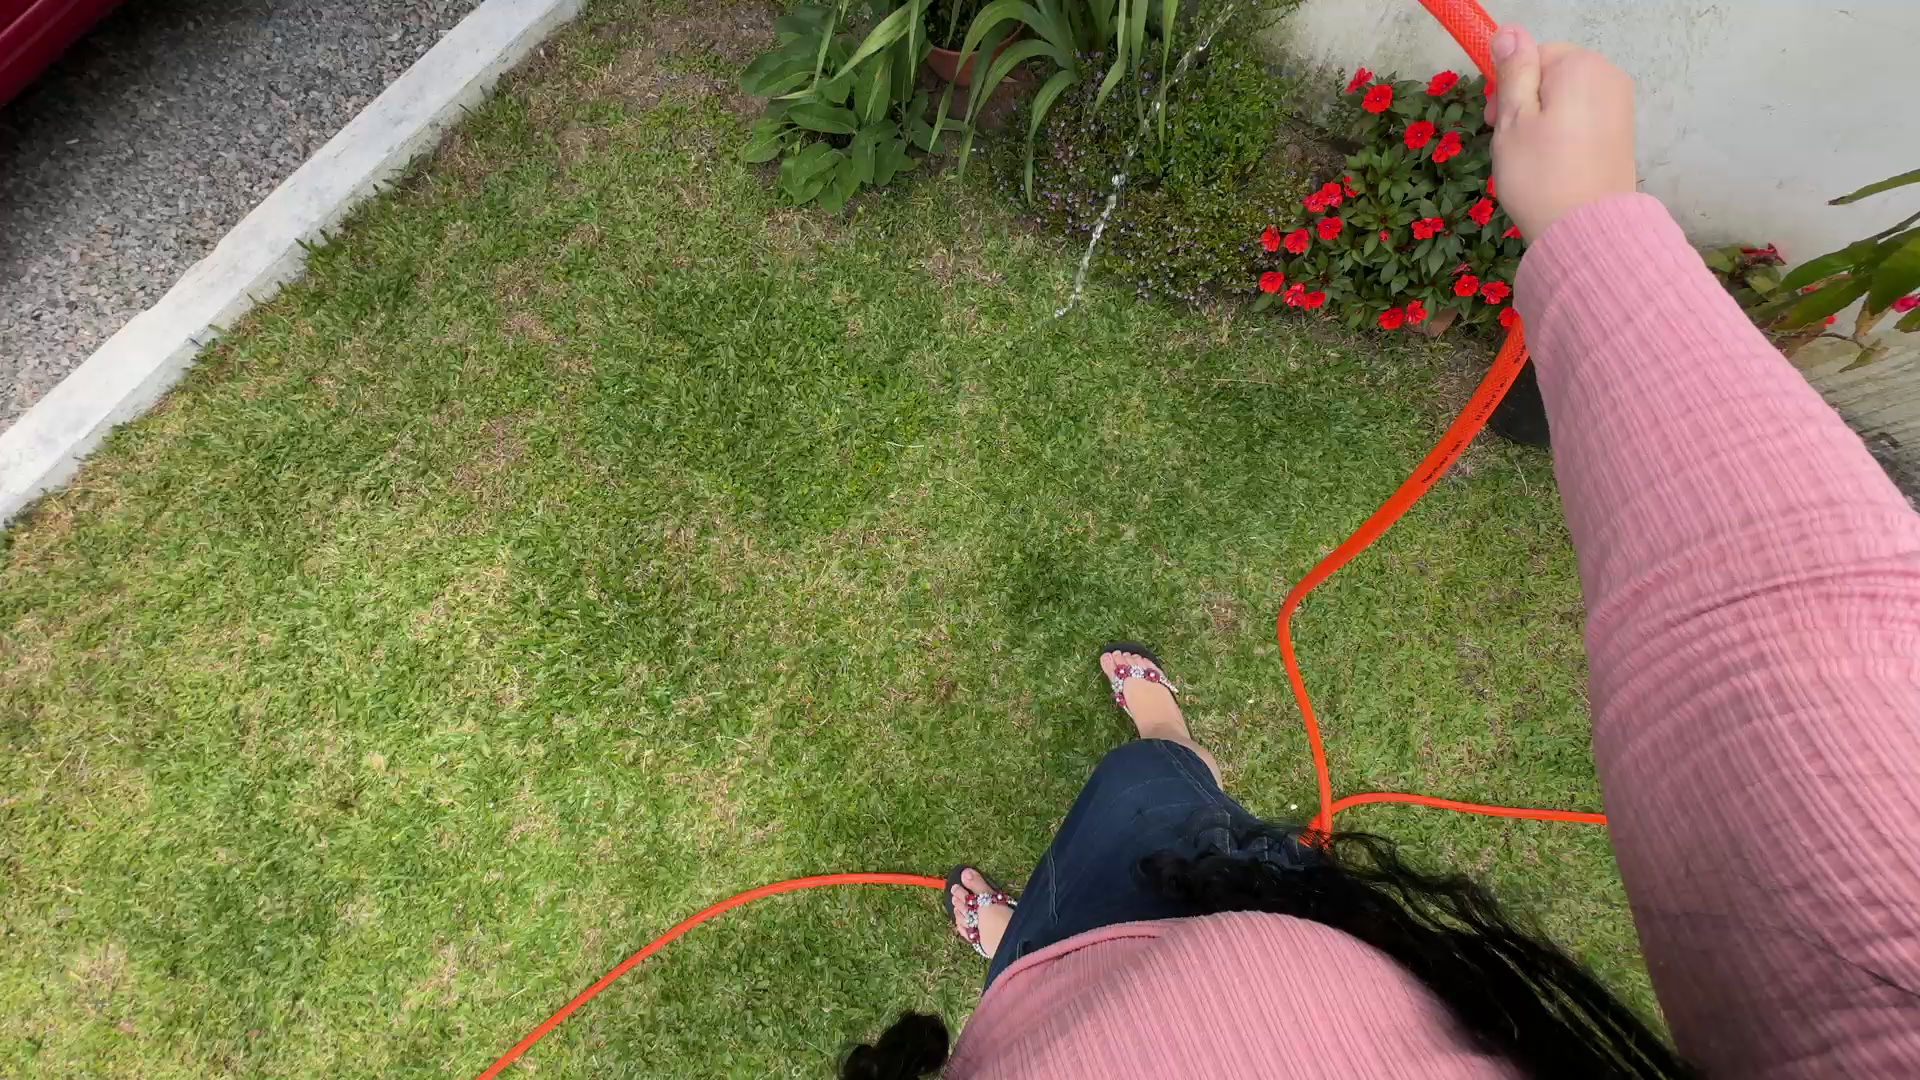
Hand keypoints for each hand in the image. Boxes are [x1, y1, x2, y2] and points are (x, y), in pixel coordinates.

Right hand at [1485, 25, 1636, 240]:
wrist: (1581, 222)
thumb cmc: (1537, 172)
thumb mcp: (1512, 121)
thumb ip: (1513, 72)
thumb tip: (1508, 31)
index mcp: (1578, 66)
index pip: (1534, 54)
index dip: (1507, 85)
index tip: (1491, 122)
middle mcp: (1607, 73)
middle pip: (1553, 74)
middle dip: (1525, 102)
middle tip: (1506, 144)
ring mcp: (1619, 101)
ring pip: (1566, 98)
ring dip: (1540, 120)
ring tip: (1525, 158)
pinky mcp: (1620, 129)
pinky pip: (1581, 118)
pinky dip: (1560, 135)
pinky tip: (1548, 164)